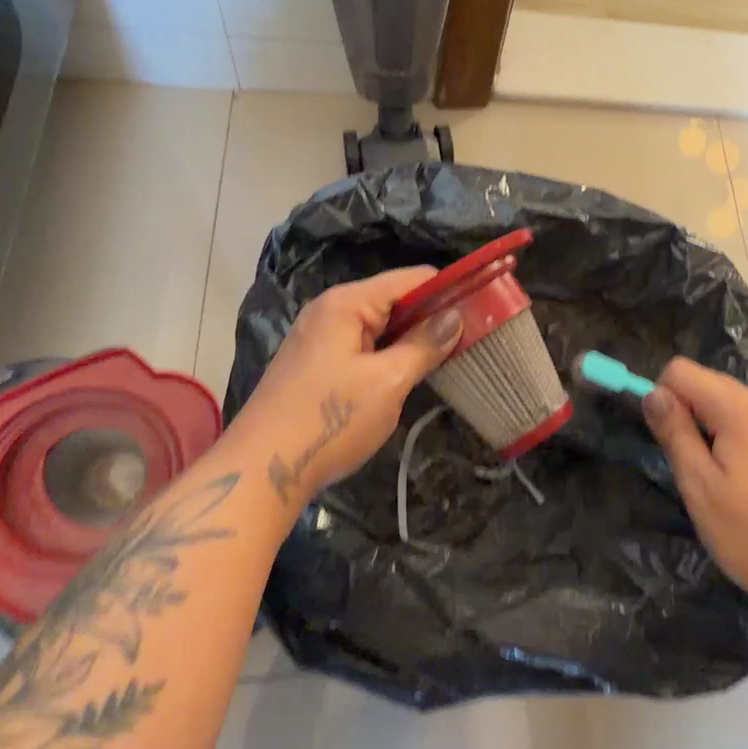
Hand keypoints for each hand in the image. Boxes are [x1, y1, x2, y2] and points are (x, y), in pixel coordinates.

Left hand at [234, 266, 462, 508]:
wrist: (263, 469)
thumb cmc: (329, 419)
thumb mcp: (387, 382)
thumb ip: (425, 345)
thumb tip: (456, 316)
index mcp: (347, 303)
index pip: (411, 279)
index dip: (449, 290)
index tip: (484, 309)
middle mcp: (331, 311)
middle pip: (395, 300)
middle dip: (433, 317)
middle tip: (475, 338)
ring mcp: (320, 339)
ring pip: (381, 328)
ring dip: (413, 340)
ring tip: (452, 357)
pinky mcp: (317, 365)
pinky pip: (364, 348)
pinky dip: (390, 356)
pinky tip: (412, 376)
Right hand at [643, 357, 747, 613]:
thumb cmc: (747, 535)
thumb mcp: (698, 486)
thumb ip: (674, 432)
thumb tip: (653, 393)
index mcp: (742, 412)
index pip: (684, 371)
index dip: (664, 397)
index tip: (668, 440)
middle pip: (711, 382)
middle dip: (688, 410)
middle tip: (689, 462)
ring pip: (733, 402)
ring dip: (712, 424)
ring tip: (715, 475)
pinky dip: (736, 436)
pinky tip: (743, 481)